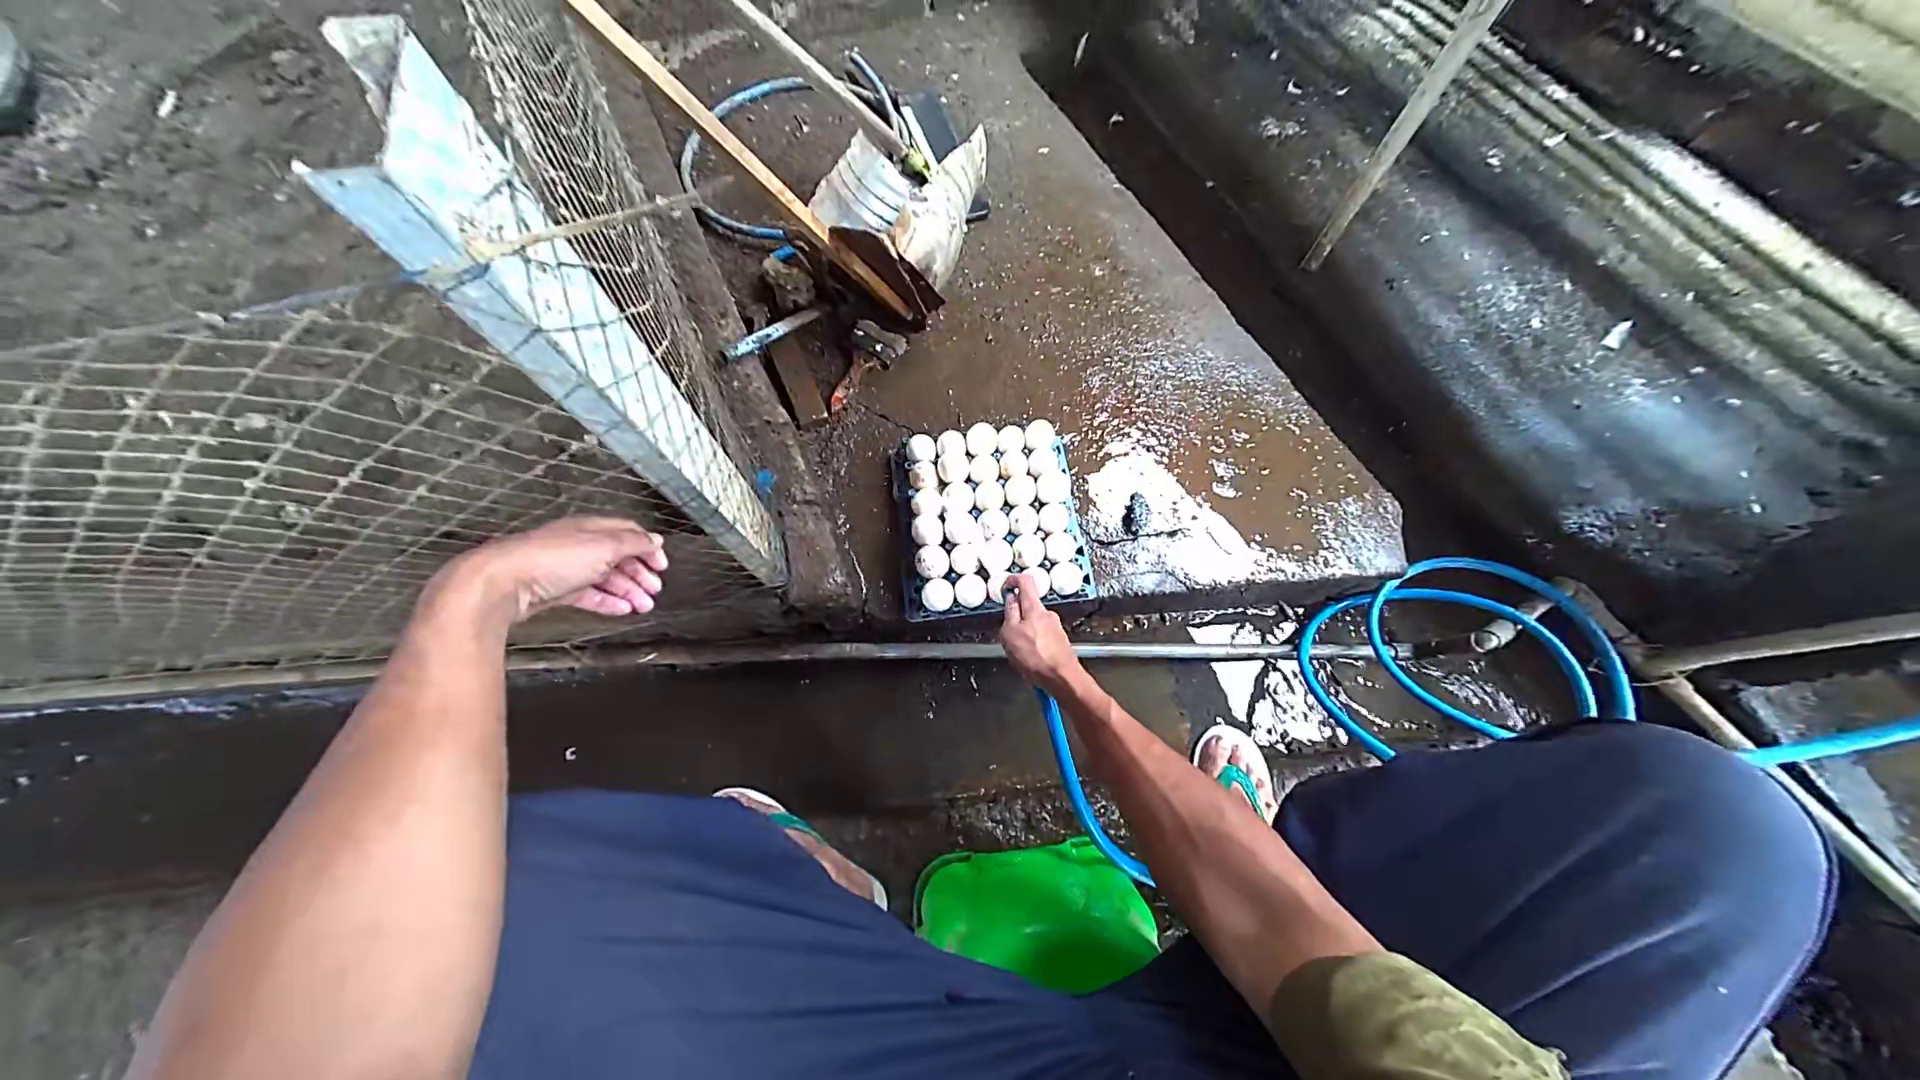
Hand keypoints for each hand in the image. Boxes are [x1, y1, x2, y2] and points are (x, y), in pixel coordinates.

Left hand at [423, 516, 669, 626]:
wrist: (501, 584)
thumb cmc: (551, 560)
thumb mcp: (604, 546)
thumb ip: (634, 543)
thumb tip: (655, 540)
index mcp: (591, 529)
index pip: (628, 533)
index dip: (648, 547)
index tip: (662, 564)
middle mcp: (579, 545)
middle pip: (618, 557)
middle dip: (640, 573)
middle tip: (655, 589)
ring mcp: (565, 568)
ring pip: (605, 578)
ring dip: (628, 591)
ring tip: (643, 606)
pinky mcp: (554, 591)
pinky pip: (588, 595)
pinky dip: (607, 602)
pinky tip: (621, 610)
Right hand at [1000, 573, 1080, 692]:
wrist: (1062, 678)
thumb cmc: (1037, 658)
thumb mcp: (1010, 634)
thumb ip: (1009, 613)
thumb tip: (1009, 600)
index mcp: (1034, 608)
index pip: (1025, 581)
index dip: (1012, 580)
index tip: (1005, 588)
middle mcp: (1047, 614)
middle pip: (1028, 605)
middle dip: (1015, 616)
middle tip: (1007, 633)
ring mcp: (1054, 628)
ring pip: (1033, 623)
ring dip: (1023, 634)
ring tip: (1019, 652)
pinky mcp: (1057, 641)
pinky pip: (1040, 637)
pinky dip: (1032, 645)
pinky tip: (1030, 659)